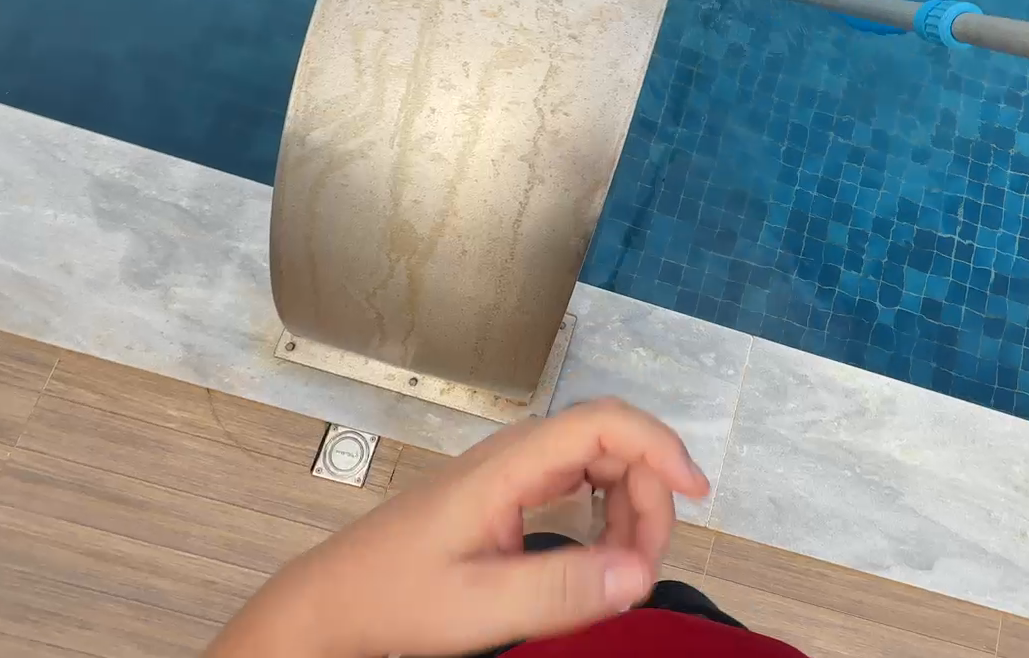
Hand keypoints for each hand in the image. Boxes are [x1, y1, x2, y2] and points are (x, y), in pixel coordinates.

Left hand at [206, 399, 709, 657]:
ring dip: (631, 507)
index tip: (695, 493)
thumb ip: (562, 589)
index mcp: (512, 462)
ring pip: (601, 461)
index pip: (602, 422)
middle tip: (647, 567)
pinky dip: (609, 515)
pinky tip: (604, 553)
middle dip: (648, 494)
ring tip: (628, 569)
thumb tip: (643, 575)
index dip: (657, 444)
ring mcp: (517, 469)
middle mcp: (521, 452)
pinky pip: (582, 484)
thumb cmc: (397, 598)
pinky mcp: (514, 491)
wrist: (332, 602)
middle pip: (612, 441)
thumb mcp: (479, 606)